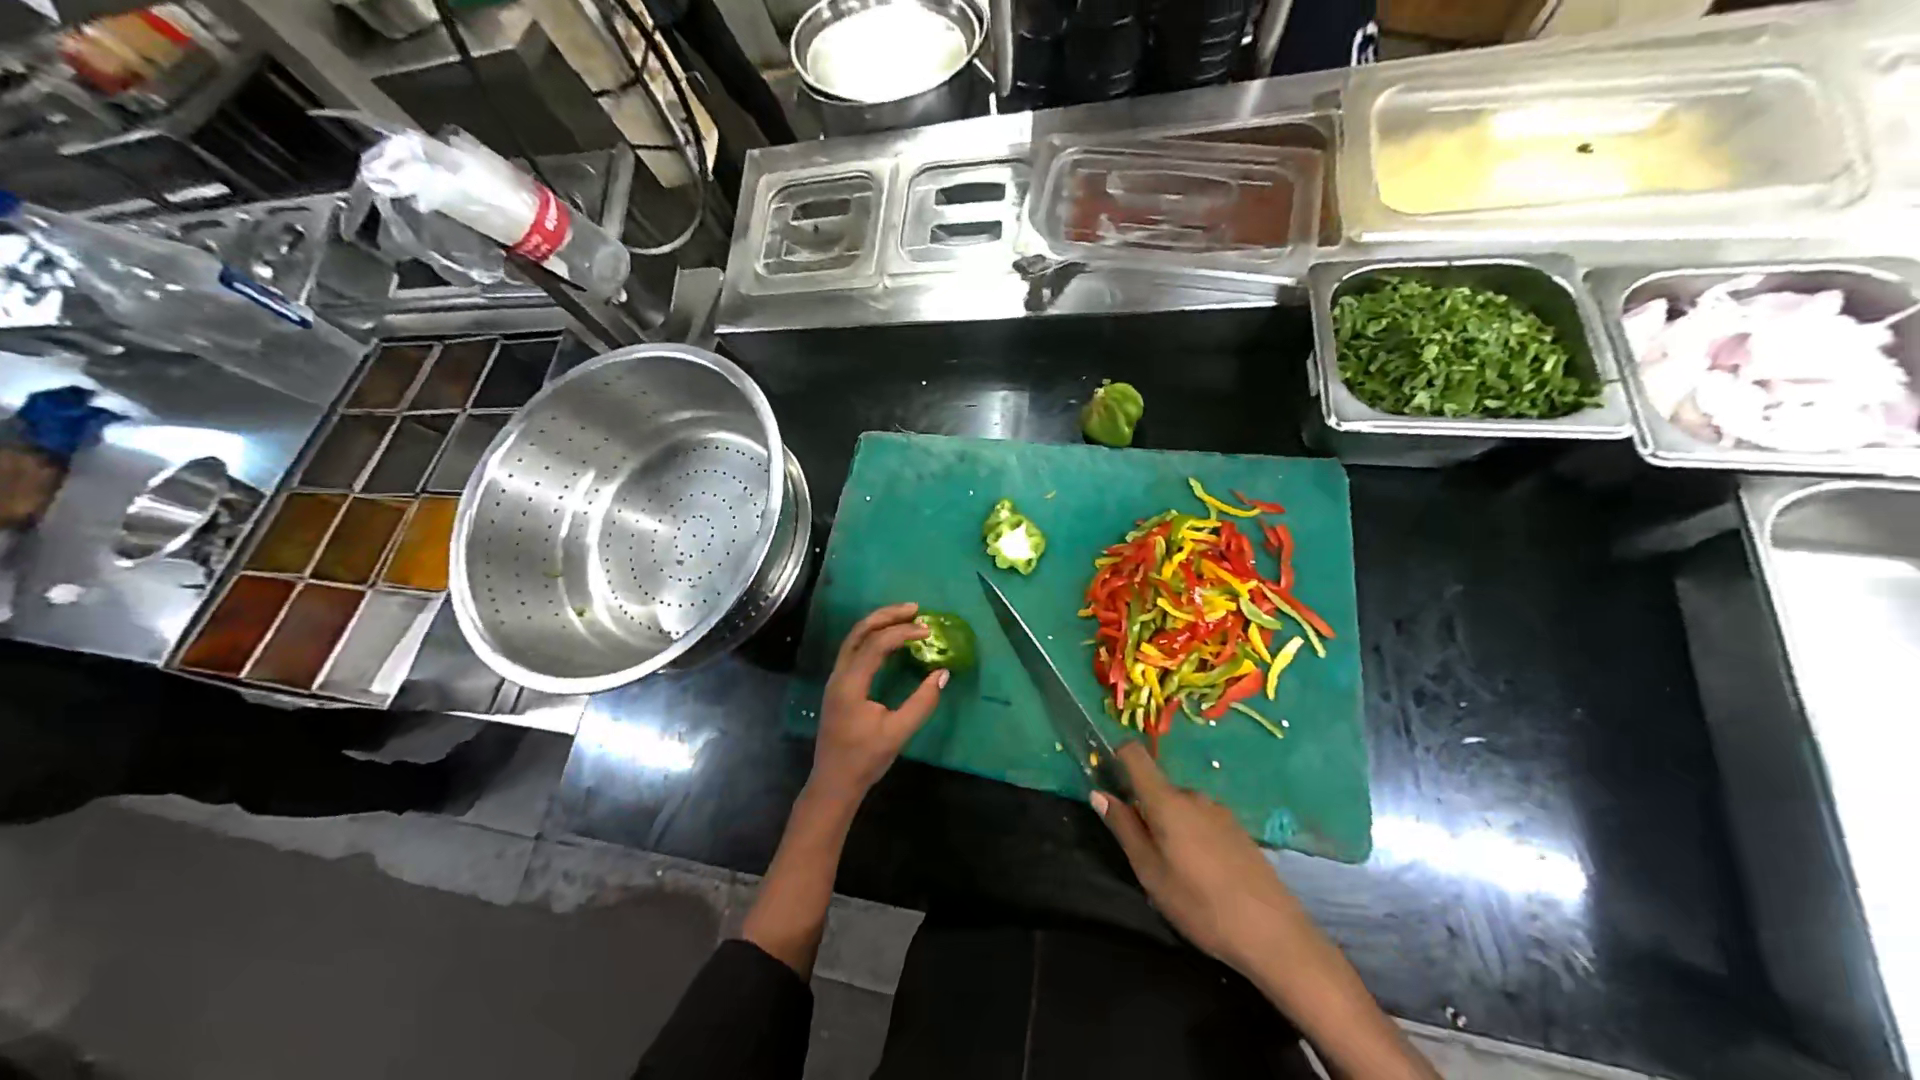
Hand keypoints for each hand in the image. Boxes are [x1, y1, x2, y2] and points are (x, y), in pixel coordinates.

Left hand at [811, 603, 947, 801]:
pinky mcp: (840, 685)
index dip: (902, 633)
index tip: (927, 631)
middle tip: (915, 609)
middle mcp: (839, 675)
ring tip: (905, 617)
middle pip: (859, 631)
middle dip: (887, 616)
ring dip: (878, 623)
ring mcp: (836, 679)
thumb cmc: (865, 759)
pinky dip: (873, 637)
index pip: (876, 644)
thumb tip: (942, 673)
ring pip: (854, 638)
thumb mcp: (898, 733)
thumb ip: (922, 702)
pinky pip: (854, 650)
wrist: (834, 782)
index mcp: (850, 684)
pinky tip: (891, 640)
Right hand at [1092, 742, 1301, 973]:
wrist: (1274, 934)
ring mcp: (1219, 811)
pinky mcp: (1238, 829)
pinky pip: (1202, 820)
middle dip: (1144, 810)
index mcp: (1167, 801)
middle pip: (1157, 788)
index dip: (1117, 757)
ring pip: (1180, 807)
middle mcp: (1193, 796)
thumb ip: (1124, 828)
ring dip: (1169, 826)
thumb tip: (1099, 793)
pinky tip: (1202, 874)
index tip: (1108, 780)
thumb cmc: (1200, 905)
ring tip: (1174, 871)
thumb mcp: (1150, 872)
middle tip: (1143, 854)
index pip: (1135, 755)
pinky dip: (1191, 836)